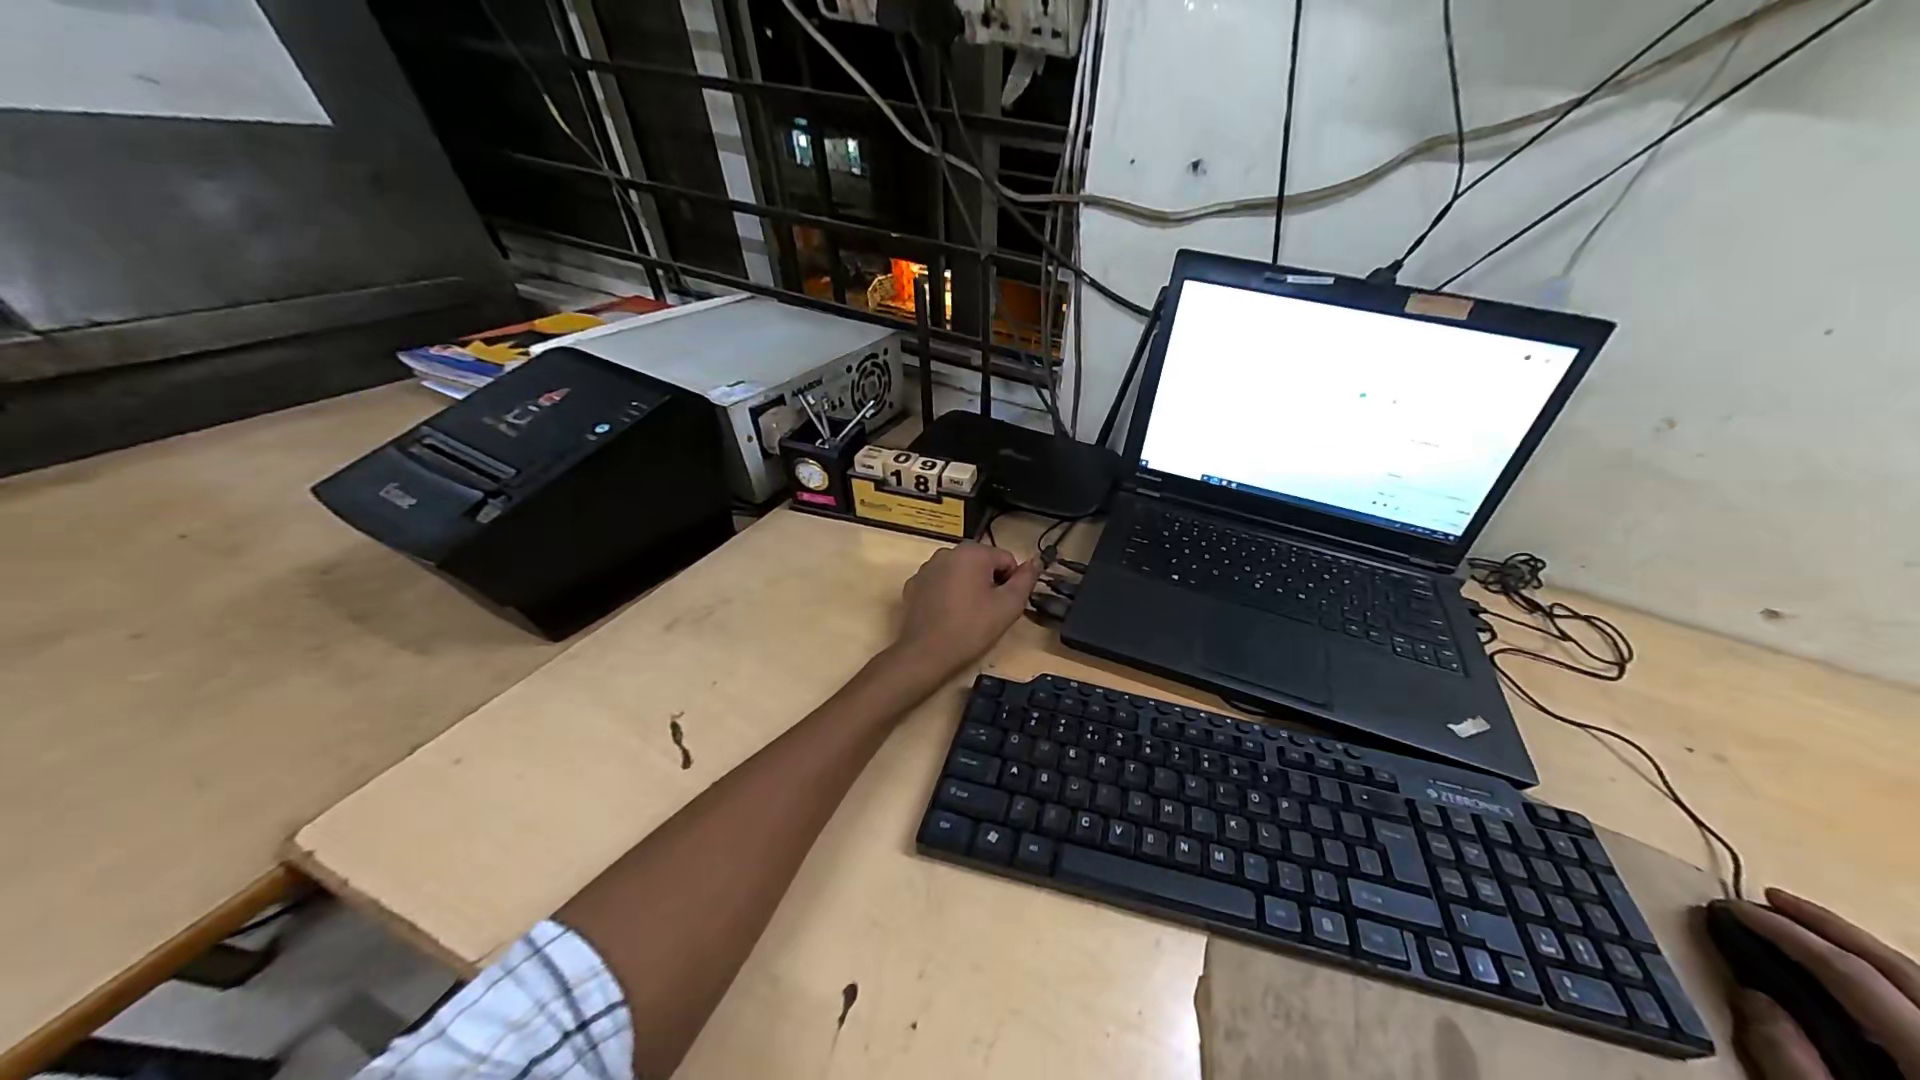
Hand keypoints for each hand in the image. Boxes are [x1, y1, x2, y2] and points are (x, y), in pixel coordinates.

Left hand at [892, 542, 1042, 680]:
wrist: (926, 654)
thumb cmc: (971, 628)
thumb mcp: (1009, 606)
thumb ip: (1026, 580)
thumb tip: (1035, 562)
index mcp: (972, 552)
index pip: (1006, 560)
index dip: (1012, 583)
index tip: (1005, 605)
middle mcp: (947, 552)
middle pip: (982, 563)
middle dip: (989, 583)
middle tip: (989, 612)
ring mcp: (926, 568)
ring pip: (960, 572)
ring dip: (968, 587)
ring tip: (968, 615)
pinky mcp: (913, 585)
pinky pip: (940, 583)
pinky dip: (947, 594)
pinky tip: (948, 616)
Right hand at [1730, 888, 1919, 1078]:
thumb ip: (1796, 1065)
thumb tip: (1751, 996)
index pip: (1851, 975)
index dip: (1786, 935)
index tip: (1731, 909)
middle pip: (1902, 970)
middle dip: (1830, 927)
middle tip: (1767, 897)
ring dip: (1863, 948)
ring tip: (1809, 924)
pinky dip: (1898, 980)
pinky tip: (1868, 975)